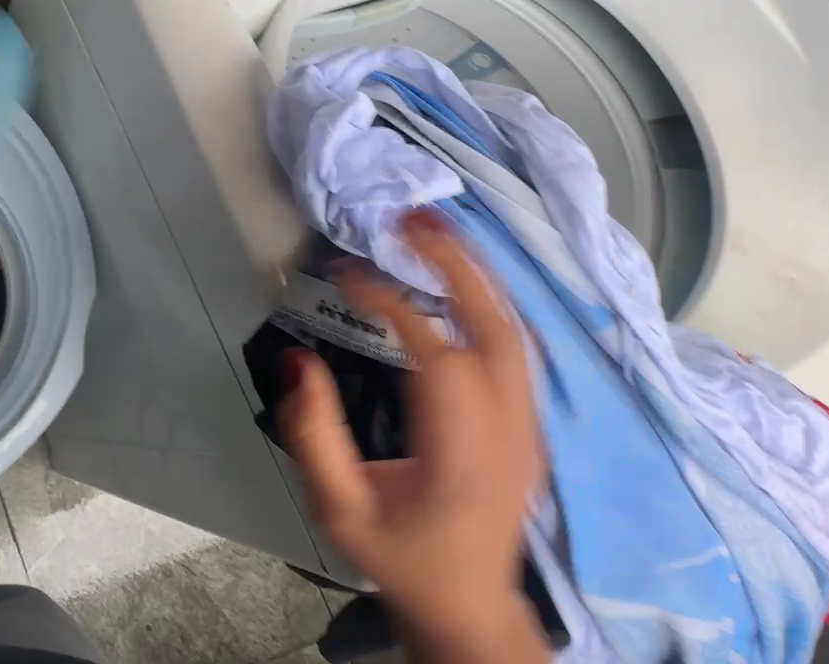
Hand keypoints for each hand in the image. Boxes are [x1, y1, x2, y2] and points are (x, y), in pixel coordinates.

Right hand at [280, 209, 547, 662]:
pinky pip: (515, 349)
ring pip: (517, 335)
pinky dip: (488, 302)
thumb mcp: (336, 507)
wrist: (470, 608)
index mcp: (463, 456)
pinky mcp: (528, 425)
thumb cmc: (399, 556)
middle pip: (500, 332)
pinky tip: (459, 279)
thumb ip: (312, 433)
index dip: (394, 306)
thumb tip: (297, 356)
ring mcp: (530, 429)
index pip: (440, 359)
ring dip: (477, 277)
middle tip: (414, 219)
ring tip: (434, 232)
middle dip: (459, 267)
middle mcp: (510, 435)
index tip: (349, 275)